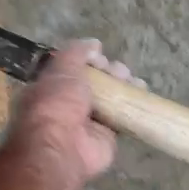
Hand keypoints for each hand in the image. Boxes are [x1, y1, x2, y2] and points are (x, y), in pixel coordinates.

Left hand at [8, 39, 140, 188]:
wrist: (63, 145)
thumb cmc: (56, 102)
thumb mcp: (62, 68)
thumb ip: (76, 53)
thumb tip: (93, 44)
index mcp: (47, 88)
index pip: (69, 70)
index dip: (86, 60)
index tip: (99, 55)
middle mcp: (65, 105)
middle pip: (91, 83)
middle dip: (107, 72)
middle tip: (119, 70)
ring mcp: (85, 122)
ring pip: (107, 99)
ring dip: (121, 86)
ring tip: (132, 80)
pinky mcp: (104, 137)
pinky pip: (119, 118)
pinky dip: (131, 105)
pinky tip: (141, 92)